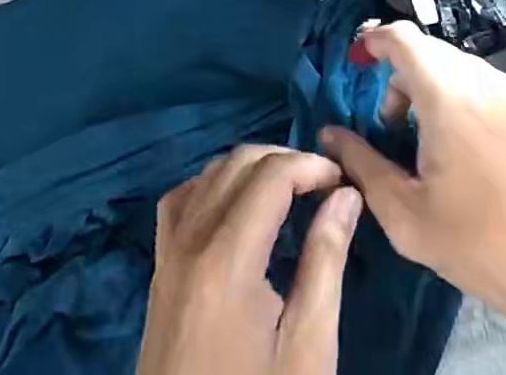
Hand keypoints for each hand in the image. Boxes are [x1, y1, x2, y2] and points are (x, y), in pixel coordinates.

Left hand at [137, 145, 363, 374]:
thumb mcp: (308, 346)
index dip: (311, 165)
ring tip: (290, 189)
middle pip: (239, 163)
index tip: (343, 181)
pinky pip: (181, 200)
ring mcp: (168, 252)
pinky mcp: (159, 268)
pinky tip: (236, 203)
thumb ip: (326, 260)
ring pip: (209, 173)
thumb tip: (346, 195)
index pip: (271, 175)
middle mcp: (191, 240)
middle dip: (285, 159)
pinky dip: (213, 185)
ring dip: (251, 168)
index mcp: (227, 259)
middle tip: (323, 184)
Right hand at [317, 22, 505, 321]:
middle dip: (402, 75)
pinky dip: (466, 97)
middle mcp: (485, 82)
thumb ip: (361, 164)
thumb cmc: (480, 244)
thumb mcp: (405, 214)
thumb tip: (329, 135)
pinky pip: (490, 85)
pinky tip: (472, 147)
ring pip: (461, 67)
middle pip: (431, 52)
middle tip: (392, 124)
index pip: (405, 40)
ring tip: (432, 140)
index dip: (376, 39)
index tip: (360, 56)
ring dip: (434, 86)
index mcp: (449, 99)